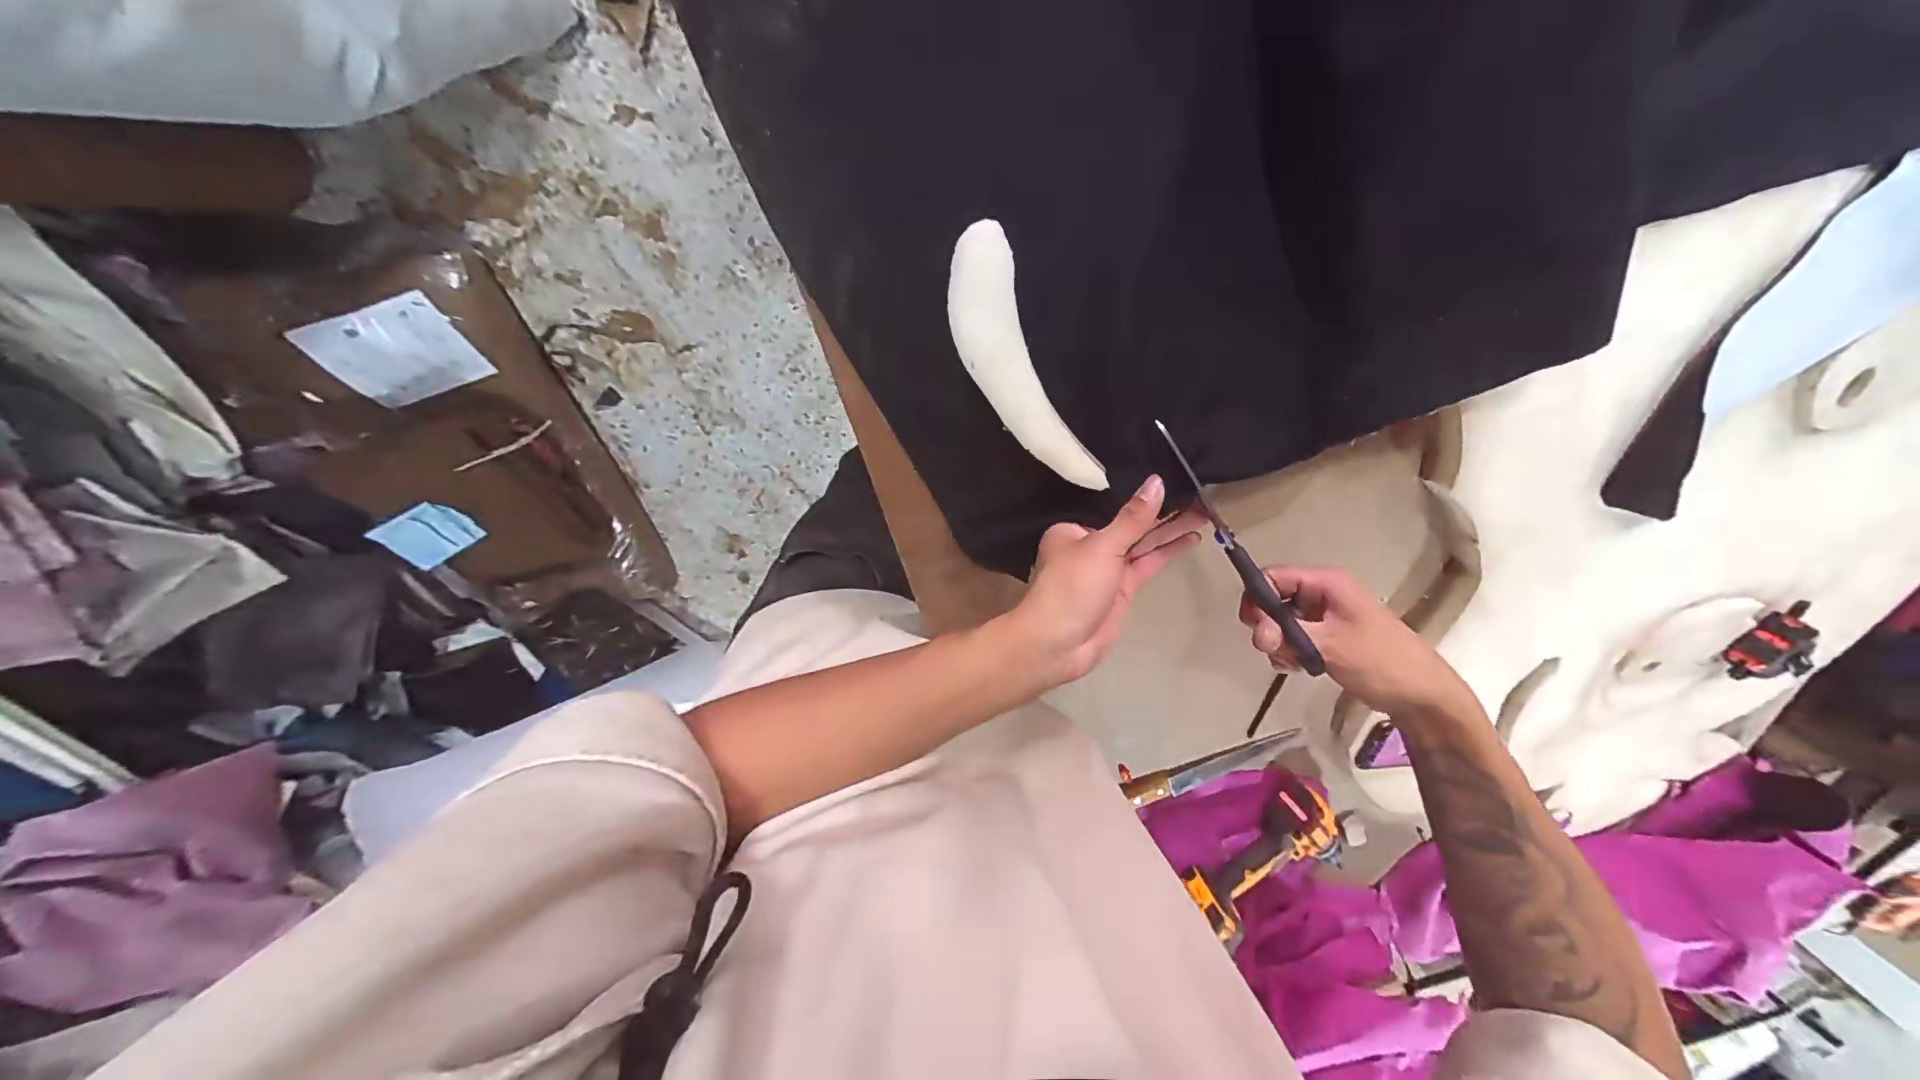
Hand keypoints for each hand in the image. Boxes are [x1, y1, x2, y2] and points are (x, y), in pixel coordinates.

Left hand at [1003, 475, 1204, 685]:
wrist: (1057, 645)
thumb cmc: (1071, 588)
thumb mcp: (1102, 546)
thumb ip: (1133, 518)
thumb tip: (1156, 482)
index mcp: (1074, 529)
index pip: (1113, 505)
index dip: (1143, 495)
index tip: (1173, 478)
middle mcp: (1089, 546)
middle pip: (1131, 524)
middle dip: (1164, 512)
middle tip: (1200, 495)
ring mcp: (1106, 569)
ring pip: (1142, 544)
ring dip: (1171, 530)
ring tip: (1204, 512)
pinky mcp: (1121, 589)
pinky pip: (1147, 564)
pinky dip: (1167, 552)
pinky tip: (1190, 538)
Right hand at [1239, 565, 1477, 718]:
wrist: (1421, 696)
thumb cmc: (1381, 661)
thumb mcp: (1330, 644)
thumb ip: (1287, 634)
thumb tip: (1255, 628)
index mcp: (1326, 583)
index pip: (1273, 577)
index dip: (1257, 598)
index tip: (1255, 627)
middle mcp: (1321, 595)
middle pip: (1272, 600)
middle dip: (1267, 626)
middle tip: (1274, 648)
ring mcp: (1322, 618)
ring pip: (1279, 623)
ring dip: (1278, 644)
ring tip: (1295, 662)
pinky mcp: (1324, 639)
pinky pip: (1291, 640)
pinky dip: (1288, 653)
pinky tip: (1300, 667)